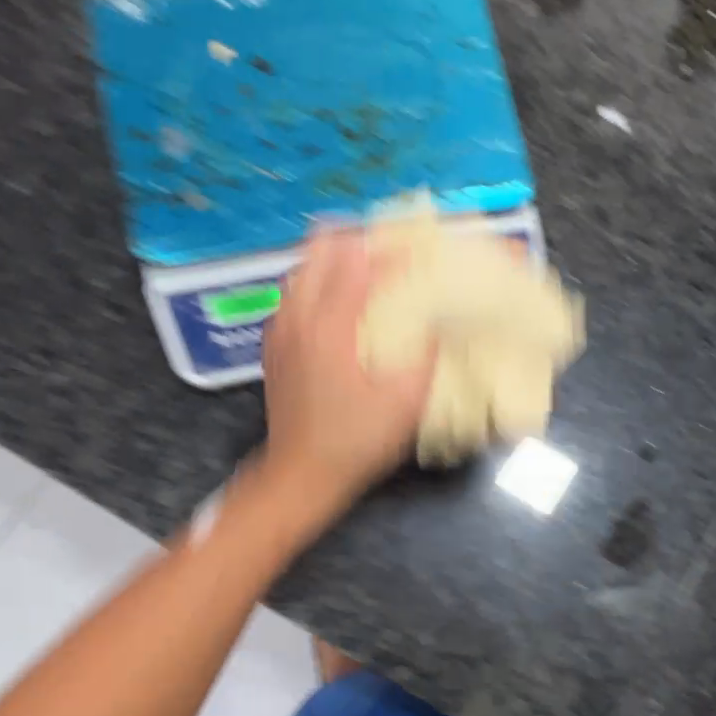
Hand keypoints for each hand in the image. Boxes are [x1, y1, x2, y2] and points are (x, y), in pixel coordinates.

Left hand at [260, 227, 433, 499]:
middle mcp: (300, 315)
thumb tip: (440, 319)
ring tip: (368, 273)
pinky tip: (340, 308)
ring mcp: (282, 328)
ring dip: (336, 261)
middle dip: (360, 241)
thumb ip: (426, 352)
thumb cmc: (359, 439)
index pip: (362, 259)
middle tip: (392, 253)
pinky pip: (293, 294)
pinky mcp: (275, 344)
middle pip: (322, 247)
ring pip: (304, 267)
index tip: (424, 252)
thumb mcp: (408, 400)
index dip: (396, 249)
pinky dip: (318, 286)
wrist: (302, 474)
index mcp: (333, 324)